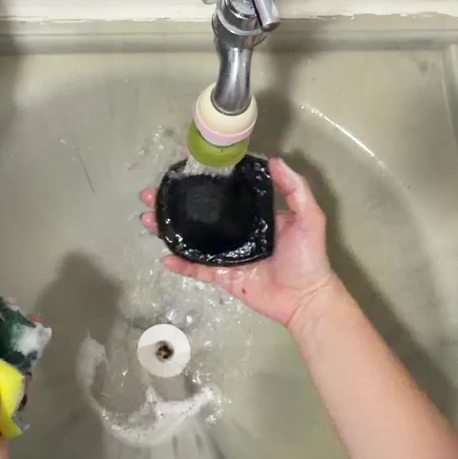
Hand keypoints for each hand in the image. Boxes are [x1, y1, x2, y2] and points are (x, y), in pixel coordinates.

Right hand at [141, 157, 342, 327]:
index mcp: (252, 212)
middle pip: (198, 211)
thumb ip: (295, 188)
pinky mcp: (221, 275)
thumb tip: (273, 160)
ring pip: (190, 237)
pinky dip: (179, 264)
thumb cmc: (308, 257)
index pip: (224, 189)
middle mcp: (235, 229)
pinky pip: (196, 268)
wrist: (306, 299)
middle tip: (151, 193)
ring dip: (168, 228)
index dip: (203, 175)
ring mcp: (225, 252)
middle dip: (172, 202)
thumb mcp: (309, 217)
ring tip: (148, 218)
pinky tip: (164, 256)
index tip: (182, 162)